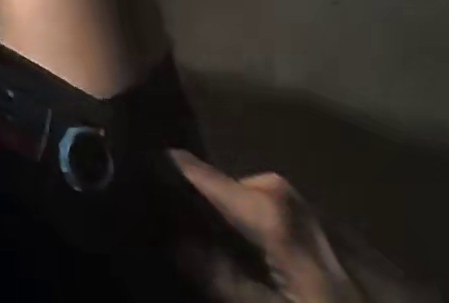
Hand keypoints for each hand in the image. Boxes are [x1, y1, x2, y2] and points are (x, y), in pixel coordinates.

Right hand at [172, 150, 417, 302]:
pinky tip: (257, 267)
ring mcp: (303, 201)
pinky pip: (267, 215)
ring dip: (222, 227)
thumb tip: (172, 240)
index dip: (157, 170)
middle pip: (215, 190)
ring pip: (240, 204)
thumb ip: (218, 278)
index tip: (127, 171)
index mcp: (265, 204)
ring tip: (212, 259)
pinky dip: (251, 234)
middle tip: (173, 241)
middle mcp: (279, 188)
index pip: (192, 169)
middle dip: (191, 211)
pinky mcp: (320, 219)